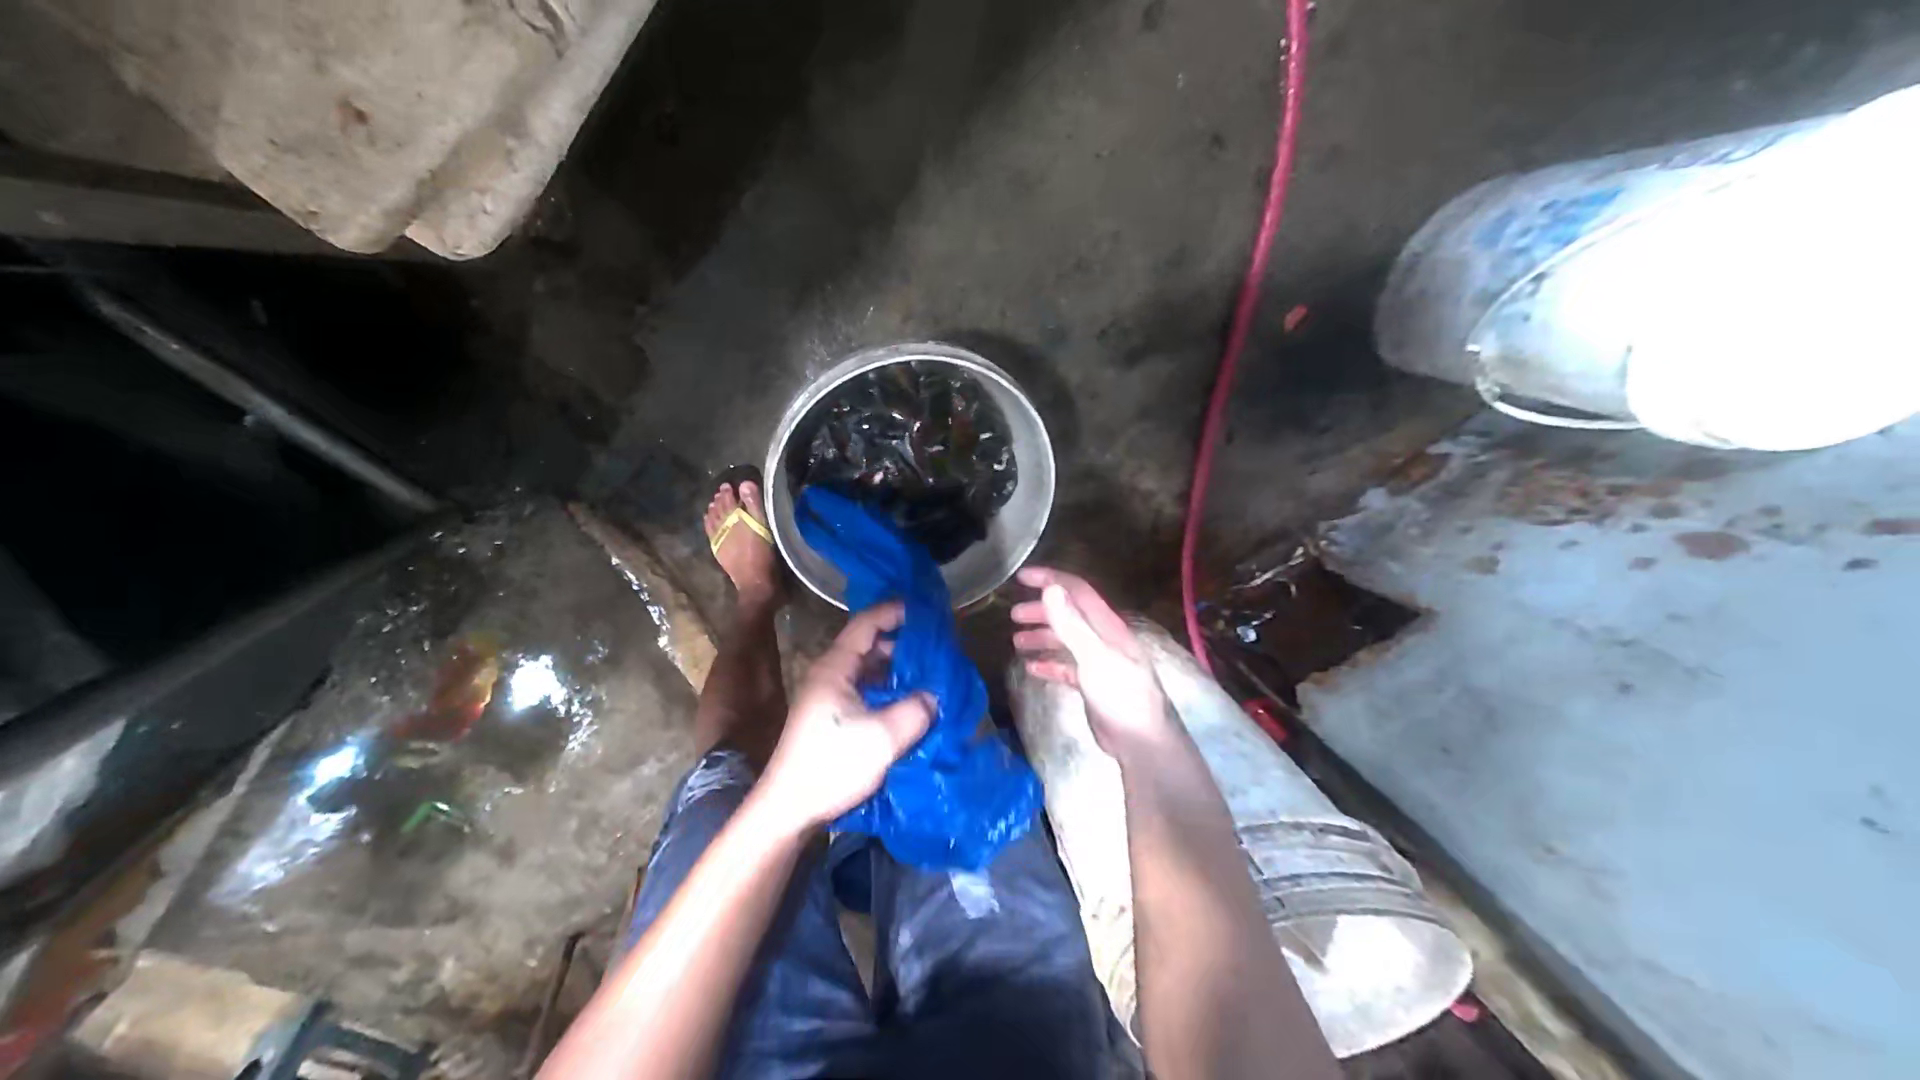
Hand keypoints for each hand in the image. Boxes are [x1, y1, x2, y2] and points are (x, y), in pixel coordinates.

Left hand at [758, 602, 933, 827]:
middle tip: (938, 645)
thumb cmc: (832, 766)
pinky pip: (866, 690)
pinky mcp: (833, 717)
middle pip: (869, 645)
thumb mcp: (883, 737)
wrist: (789, 809)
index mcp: (835, 668)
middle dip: (903, 642)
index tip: (926, 609)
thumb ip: (916, 710)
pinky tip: (911, 701)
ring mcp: (829, 696)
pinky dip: (889, 688)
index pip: (866, 624)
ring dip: (897, 668)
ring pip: (869, 669)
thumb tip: (936, 695)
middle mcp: (830, 674)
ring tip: (931, 672)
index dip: (895, 612)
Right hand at [1011, 567, 1172, 754]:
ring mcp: (1100, 662)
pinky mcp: (1095, 685)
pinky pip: (1068, 667)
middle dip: (1041, 611)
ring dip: (1042, 637)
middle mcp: (1104, 639)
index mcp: (1107, 626)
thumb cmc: (1121, 696)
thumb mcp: (1094, 657)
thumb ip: (1072, 624)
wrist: (1142, 742)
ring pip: (1067, 641)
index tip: (1022, 577)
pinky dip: (1050, 664)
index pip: (1077, 591)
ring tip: (1017, 641)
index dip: (1050, 579)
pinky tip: (1032, 668)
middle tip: (1014, 615)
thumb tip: (1050, 590)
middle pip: (1070, 615)